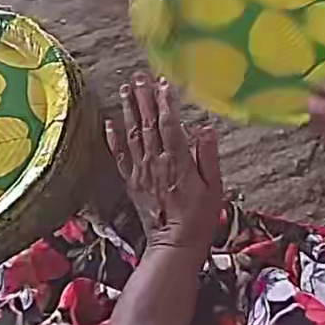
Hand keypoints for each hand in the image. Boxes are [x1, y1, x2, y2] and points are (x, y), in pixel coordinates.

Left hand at [105, 74, 223, 257]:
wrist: (174, 246)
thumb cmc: (200, 217)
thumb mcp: (214, 187)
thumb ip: (208, 156)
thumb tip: (204, 127)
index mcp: (177, 161)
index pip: (170, 124)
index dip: (166, 102)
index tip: (164, 82)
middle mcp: (155, 162)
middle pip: (148, 124)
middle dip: (144, 99)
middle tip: (140, 77)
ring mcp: (141, 172)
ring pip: (132, 135)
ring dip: (128, 110)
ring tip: (126, 89)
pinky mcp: (132, 182)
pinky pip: (120, 156)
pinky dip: (114, 138)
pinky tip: (110, 123)